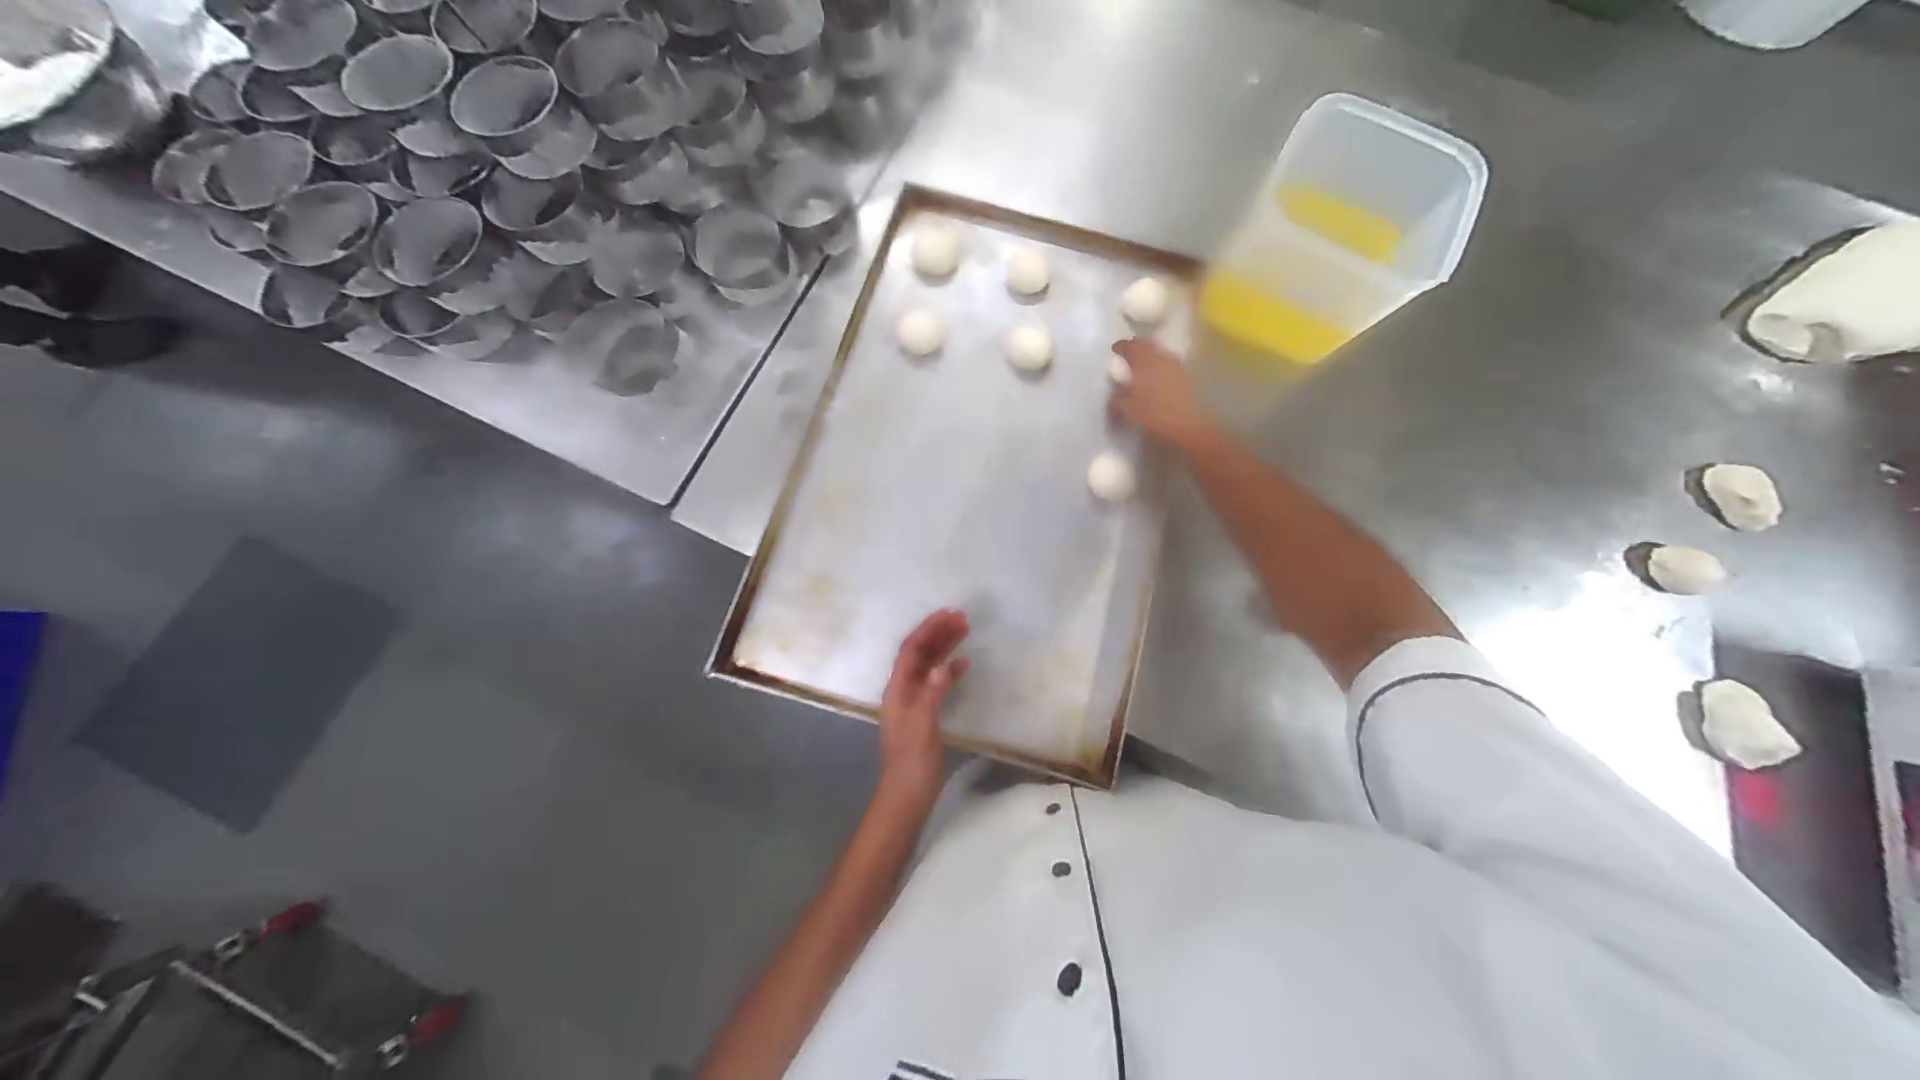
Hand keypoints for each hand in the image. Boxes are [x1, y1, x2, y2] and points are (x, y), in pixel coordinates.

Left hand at [877, 609, 970, 801]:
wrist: (907, 795)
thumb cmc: (912, 761)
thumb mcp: (923, 726)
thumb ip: (933, 693)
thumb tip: (945, 664)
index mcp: (897, 690)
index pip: (911, 651)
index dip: (928, 630)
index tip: (947, 614)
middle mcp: (903, 690)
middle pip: (920, 654)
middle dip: (938, 634)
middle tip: (961, 617)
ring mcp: (914, 702)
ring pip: (929, 665)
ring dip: (944, 647)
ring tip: (964, 630)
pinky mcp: (925, 713)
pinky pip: (937, 682)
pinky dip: (949, 670)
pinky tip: (963, 664)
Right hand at [1111, 338, 1212, 450]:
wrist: (1184, 426)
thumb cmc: (1151, 416)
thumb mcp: (1124, 409)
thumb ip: (1116, 397)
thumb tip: (1116, 391)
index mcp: (1142, 362)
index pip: (1129, 347)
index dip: (1120, 346)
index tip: (1114, 349)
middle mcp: (1159, 359)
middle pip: (1147, 344)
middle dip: (1136, 346)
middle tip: (1128, 351)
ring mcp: (1174, 367)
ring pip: (1159, 353)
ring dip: (1150, 354)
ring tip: (1143, 363)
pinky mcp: (1184, 377)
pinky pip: (1168, 364)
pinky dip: (1160, 365)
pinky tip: (1157, 375)